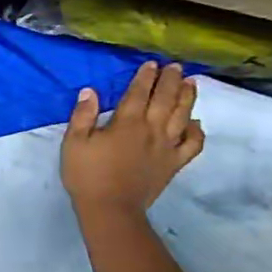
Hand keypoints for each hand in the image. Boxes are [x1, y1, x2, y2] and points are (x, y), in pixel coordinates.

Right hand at [62, 61, 204, 221]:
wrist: (110, 207)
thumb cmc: (86, 175)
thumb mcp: (73, 143)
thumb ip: (82, 116)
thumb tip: (90, 91)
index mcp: (126, 123)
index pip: (138, 93)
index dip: (145, 77)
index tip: (151, 64)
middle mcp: (152, 129)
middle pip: (165, 99)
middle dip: (170, 80)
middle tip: (175, 67)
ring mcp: (167, 146)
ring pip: (183, 115)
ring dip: (188, 97)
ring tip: (190, 83)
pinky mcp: (174, 163)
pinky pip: (193, 144)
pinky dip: (197, 130)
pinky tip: (195, 122)